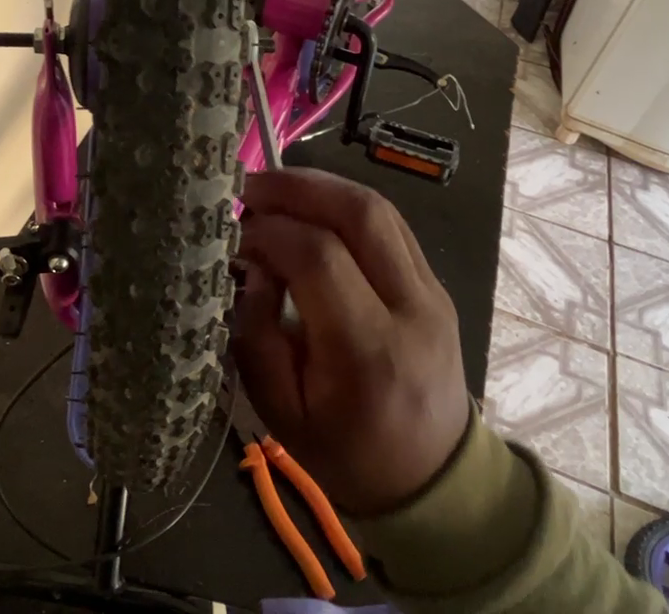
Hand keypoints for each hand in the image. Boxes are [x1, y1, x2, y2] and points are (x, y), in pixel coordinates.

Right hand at [232, 169, 472, 516]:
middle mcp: (410, 309)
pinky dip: (343, 206)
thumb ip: (257, 335)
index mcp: (367, 351)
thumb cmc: (346, 453)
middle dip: (298, 188)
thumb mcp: (280, 412)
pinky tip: (309, 210)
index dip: (269, 231)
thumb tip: (255, 266)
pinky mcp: (434, 285)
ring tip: (273, 191)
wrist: (433, 480)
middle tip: (249, 187)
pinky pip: (389, 225)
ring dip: (321, 188)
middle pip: (361, 214)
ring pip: (380, 209)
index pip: (319, 257)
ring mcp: (431, 292)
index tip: (233, 234)